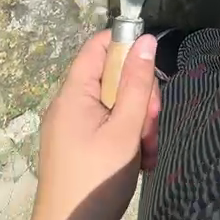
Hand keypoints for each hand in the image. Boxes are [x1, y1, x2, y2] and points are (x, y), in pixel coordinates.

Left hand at [31, 31, 161, 219]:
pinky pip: (107, 126)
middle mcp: (69, 105)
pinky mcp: (77, 146)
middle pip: (112, 78)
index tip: (150, 65)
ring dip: (137, 123)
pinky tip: (140, 161)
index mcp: (73, 94)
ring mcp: (72, 127)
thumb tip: (145, 39)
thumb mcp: (125, 130)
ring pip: (115, 105)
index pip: (98, 45)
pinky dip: (126, 138)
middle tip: (150, 123)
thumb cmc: (96, 180)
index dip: (126, 45)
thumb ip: (137, 83)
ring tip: (147, 152)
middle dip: (139, 97)